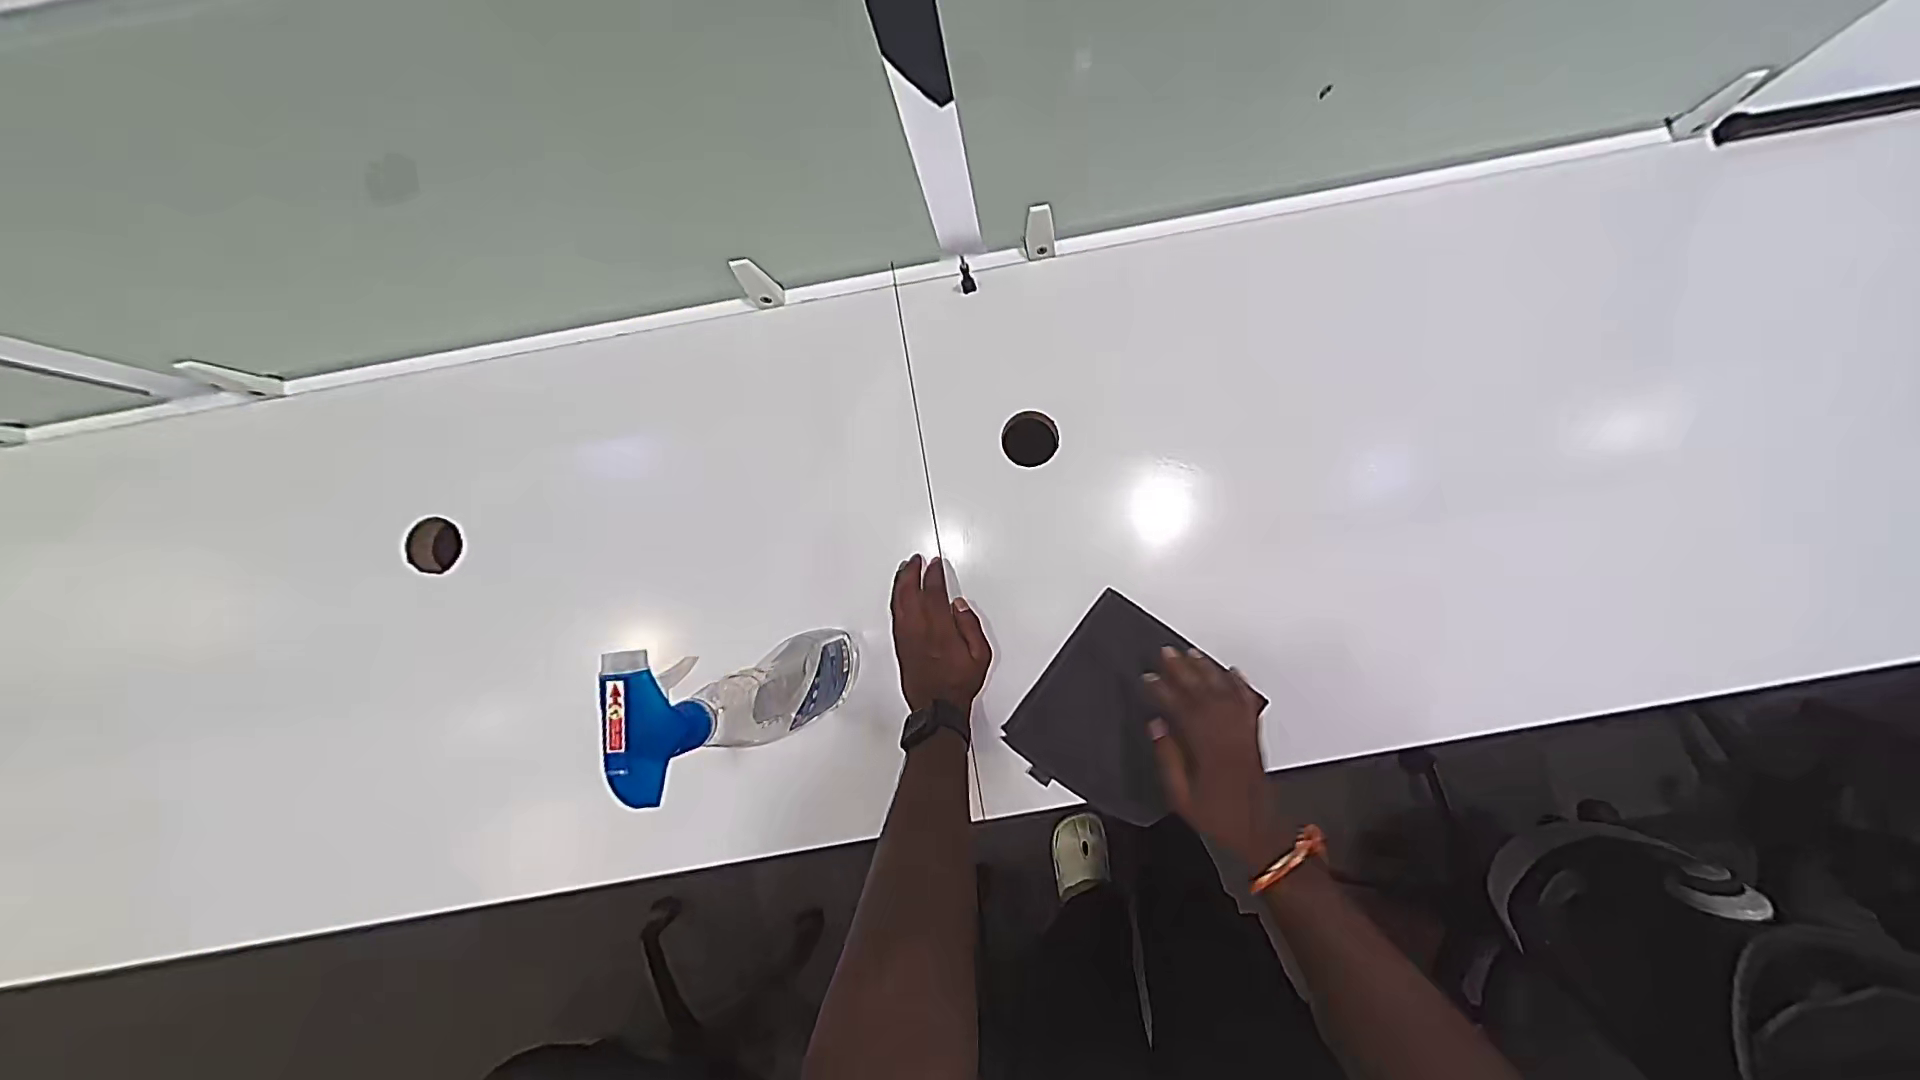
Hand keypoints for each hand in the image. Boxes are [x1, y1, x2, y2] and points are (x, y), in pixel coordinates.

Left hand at [891, 554, 991, 712]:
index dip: (933, 574)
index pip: (933, 592)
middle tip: (916, 560)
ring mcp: (906, 637)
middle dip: (912, 572)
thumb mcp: (980, 655)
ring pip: (898, 602)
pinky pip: (894, 614)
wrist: (937, 707)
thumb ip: (971, 626)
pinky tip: (899, 594)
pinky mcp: (899, 644)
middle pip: (909, 592)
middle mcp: (919, 630)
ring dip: (901, 582)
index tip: (935, 563)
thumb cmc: (958, 684)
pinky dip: (896, 598)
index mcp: (940, 629)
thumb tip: (960, 606)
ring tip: (905, 570)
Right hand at [1143, 647, 1286, 866]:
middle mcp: (1227, 737)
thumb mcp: (1182, 797)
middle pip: (1203, 693)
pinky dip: (1240, 685)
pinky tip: (1232, 673)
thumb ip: (1167, 760)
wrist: (1260, 833)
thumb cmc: (1221, 817)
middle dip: (1183, 670)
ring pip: (1224, 692)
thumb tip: (1156, 728)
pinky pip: (1248, 703)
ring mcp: (1242, 735)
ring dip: (1208, 670)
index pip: (1181, 708)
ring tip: (1193, 654)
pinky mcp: (1253, 737)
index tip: (1148, 678)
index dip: (1162, 690)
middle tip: (1168, 653)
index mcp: (1206, 750)